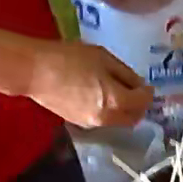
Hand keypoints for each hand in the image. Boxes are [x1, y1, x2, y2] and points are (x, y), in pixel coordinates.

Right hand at [27, 41, 152, 127]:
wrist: (34, 72)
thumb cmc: (69, 58)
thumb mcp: (103, 58)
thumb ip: (125, 74)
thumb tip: (138, 85)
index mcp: (115, 101)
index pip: (143, 102)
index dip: (147, 93)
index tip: (145, 85)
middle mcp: (107, 118)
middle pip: (133, 118)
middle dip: (138, 106)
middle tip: (135, 91)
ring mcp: (92, 124)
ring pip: (118, 121)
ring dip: (123, 110)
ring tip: (116, 91)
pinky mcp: (79, 124)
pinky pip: (103, 120)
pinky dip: (109, 111)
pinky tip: (99, 96)